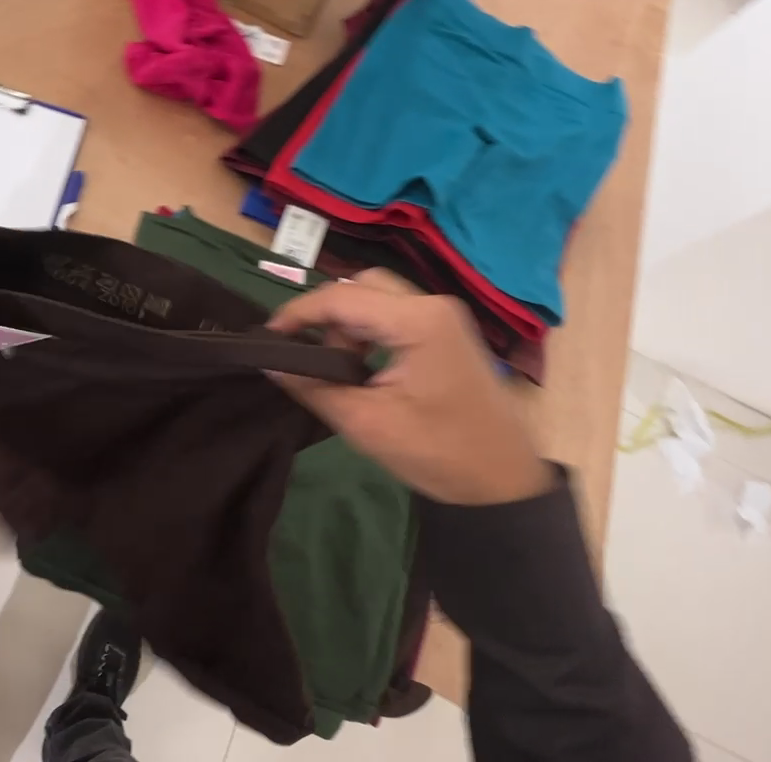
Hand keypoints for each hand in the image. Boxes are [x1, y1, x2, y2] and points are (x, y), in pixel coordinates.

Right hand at [267, 270, 550, 504]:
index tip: (269, 337)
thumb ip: (312, 386)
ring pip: (376, 297)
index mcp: (417, 321)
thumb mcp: (364, 422)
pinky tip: (361, 365)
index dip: (298, 312)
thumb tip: (270, 363)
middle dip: (326, 314)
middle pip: (360, 286)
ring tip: (337, 368)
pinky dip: (368, 330)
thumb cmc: (436, 453)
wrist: (502, 484)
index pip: (341, 297)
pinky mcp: (446, 330)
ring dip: (348, 323)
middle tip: (306, 352)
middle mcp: (433, 304)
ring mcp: (444, 316)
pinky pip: (394, 312)